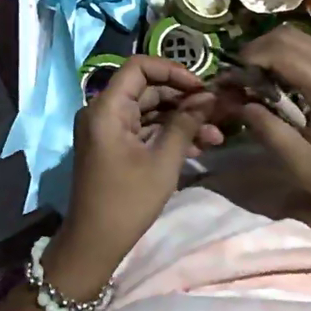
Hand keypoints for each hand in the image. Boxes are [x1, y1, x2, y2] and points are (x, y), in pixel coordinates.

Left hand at [57, 56, 223, 284]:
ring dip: (181, 119)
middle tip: (217, 110)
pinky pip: (144, 128)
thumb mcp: (163, 161)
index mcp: (107, 108)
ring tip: (216, 134)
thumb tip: (208, 98)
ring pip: (149, 110)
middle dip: (183, 98)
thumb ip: (186, 123)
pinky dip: (168, 133)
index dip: (172, 70)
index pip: (139, 67)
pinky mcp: (114, 145)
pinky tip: (199, 145)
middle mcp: (103, 111)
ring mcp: (108, 129)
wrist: (94, 243)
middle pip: (147, 89)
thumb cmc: (127, 200)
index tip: (200, 87)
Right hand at [235, 26, 310, 224]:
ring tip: (253, 81)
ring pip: (301, 40)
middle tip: (238, 79)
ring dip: (272, 53)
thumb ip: (268, 129)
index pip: (282, 52)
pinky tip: (277, 85)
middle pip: (290, 36)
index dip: (250, 59)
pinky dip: (289, 60)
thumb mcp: (302, 165)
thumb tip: (238, 102)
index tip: (228, 79)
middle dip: (258, 51)